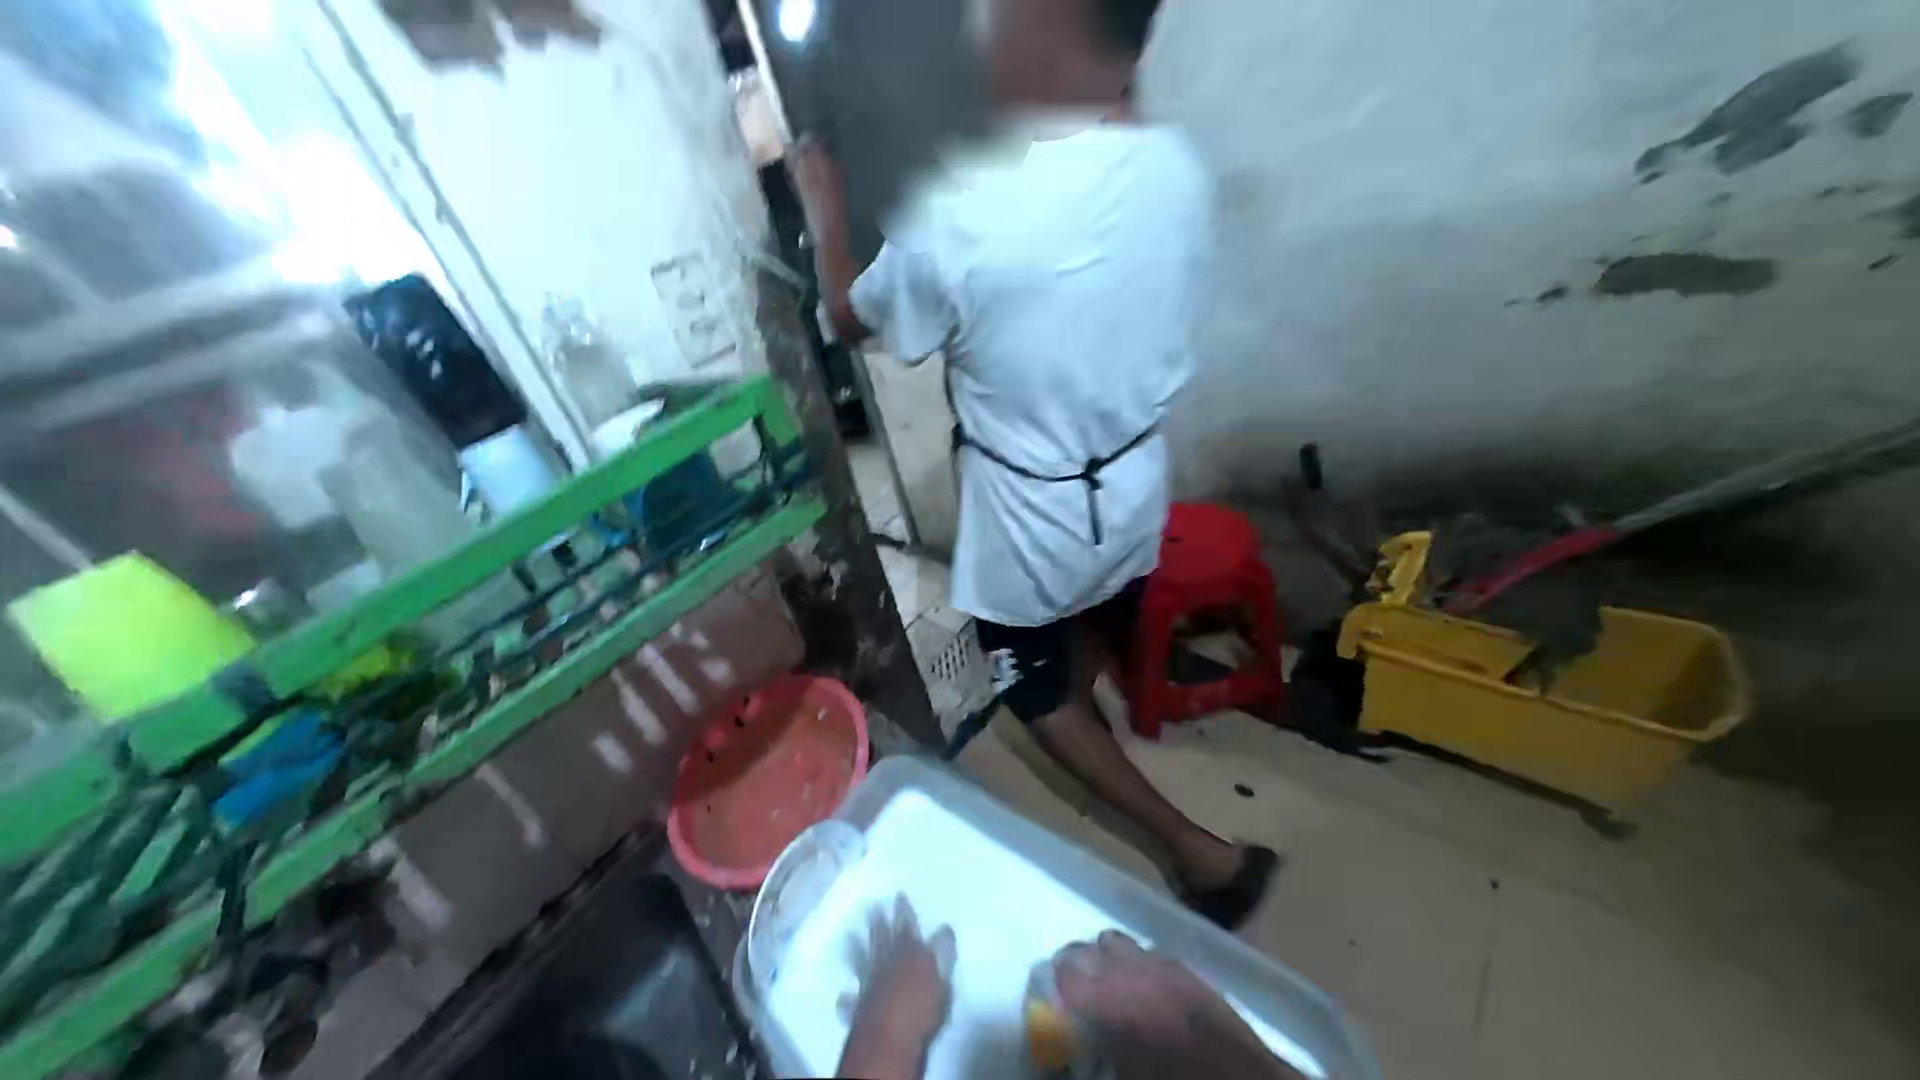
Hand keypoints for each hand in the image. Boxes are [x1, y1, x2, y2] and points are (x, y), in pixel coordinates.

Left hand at [837, 895, 955, 1079]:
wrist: (890, 1038)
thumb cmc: (923, 1009)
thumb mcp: (943, 978)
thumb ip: (943, 952)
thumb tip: (945, 926)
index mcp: (908, 952)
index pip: (907, 925)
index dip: (904, 910)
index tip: (899, 894)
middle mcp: (886, 961)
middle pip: (881, 936)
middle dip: (878, 921)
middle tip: (872, 905)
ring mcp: (869, 982)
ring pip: (862, 958)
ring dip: (857, 947)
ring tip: (849, 935)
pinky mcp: (859, 1005)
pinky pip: (850, 999)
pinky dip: (846, 998)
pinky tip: (842, 996)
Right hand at [1053, 931, 1306, 1079]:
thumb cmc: (1174, 1076)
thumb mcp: (1125, 1072)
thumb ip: (1100, 1052)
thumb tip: (1077, 1050)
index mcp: (1109, 1001)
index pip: (1064, 972)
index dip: (1054, 984)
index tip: (1053, 1001)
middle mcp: (1129, 971)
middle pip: (1087, 949)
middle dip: (1076, 966)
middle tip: (1075, 994)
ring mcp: (1158, 964)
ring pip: (1117, 942)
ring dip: (1107, 960)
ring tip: (1111, 987)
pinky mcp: (1185, 968)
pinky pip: (1149, 954)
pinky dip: (1139, 966)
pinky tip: (1147, 991)